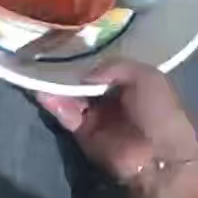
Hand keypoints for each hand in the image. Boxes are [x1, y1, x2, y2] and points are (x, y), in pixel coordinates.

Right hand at [35, 60, 197, 186]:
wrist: (157, 156)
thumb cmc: (159, 112)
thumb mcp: (147, 76)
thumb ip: (115, 65)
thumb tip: (84, 74)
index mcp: (130, 83)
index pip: (104, 65)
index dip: (88, 55)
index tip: (68, 42)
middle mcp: (110, 97)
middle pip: (83, 80)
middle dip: (67, 68)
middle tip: (47, 52)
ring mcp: (95, 115)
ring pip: (70, 95)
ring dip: (55, 84)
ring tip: (37, 70)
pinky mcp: (82, 132)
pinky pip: (65, 114)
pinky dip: (53, 103)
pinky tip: (41, 90)